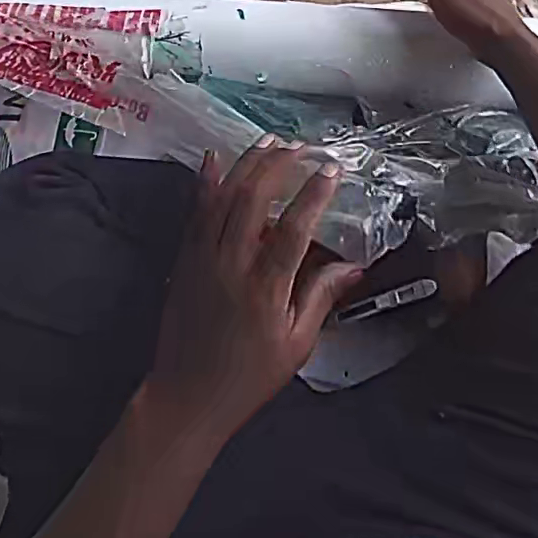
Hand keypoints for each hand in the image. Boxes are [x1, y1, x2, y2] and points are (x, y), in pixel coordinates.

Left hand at [146, 139, 362, 438]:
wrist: (186, 395)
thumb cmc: (248, 376)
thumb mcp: (295, 346)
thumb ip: (320, 298)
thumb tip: (353, 266)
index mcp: (265, 289)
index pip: (294, 229)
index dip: (314, 194)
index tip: (331, 169)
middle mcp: (231, 264)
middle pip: (254, 200)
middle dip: (279, 165)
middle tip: (300, 147)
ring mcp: (203, 257)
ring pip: (224, 197)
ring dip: (247, 164)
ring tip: (270, 141)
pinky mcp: (185, 256)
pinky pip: (194, 211)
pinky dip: (205, 181)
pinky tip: (214, 158)